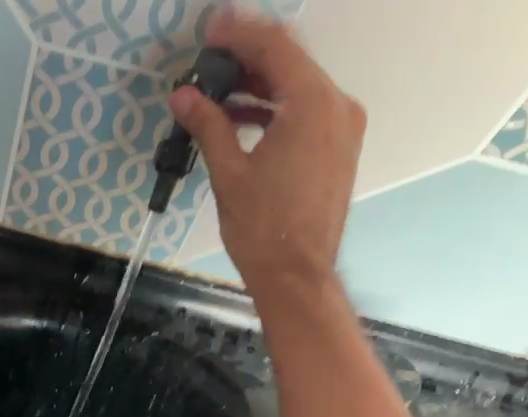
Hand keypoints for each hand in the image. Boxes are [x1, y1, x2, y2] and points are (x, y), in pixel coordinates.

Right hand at [168, 9, 363, 293]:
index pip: (275, 48)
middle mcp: (337, 106)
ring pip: (299, 87)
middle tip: (210, 57)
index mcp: (312, 105)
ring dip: (260, 84)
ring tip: (219, 91)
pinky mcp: (338, 149)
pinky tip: (243, 118)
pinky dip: (276, 108)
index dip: (239, 34)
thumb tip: (184, 96)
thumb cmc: (261, 229)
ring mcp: (342, 128)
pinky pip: (306, 112)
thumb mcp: (228, 174)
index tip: (210, 30)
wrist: (297, 276)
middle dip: (249, 57)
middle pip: (291, 63)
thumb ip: (209, 125)